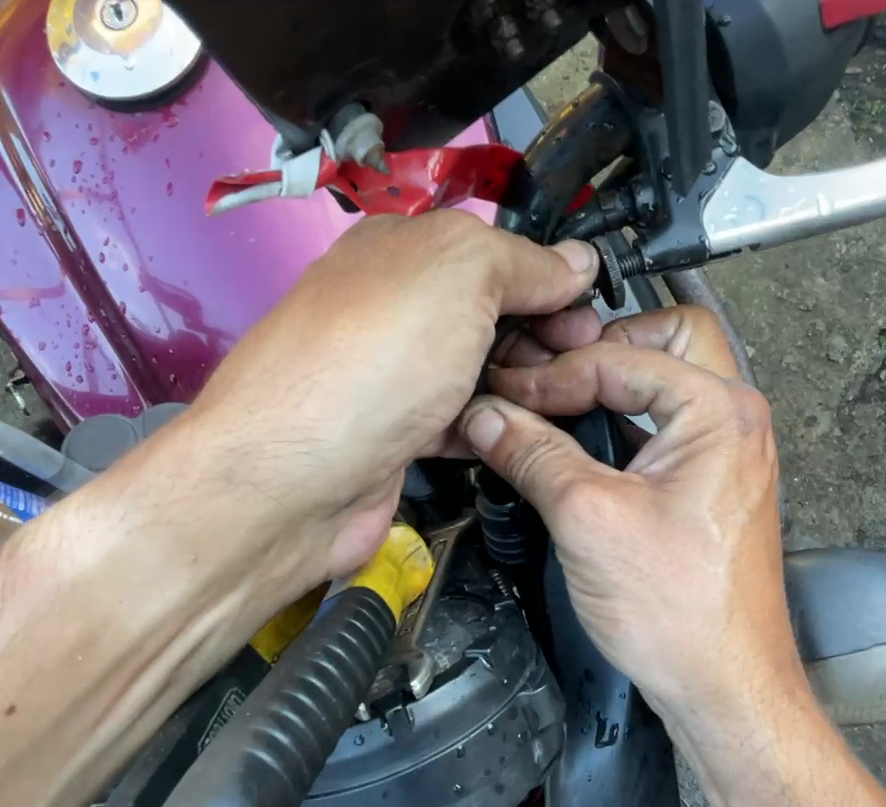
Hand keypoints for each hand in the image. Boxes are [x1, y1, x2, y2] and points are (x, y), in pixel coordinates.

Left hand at [155, 211, 595, 580]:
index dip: (546, 277)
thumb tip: (575, 261)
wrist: (296, 478)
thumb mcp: (460, 275)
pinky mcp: (399, 436)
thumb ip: (522, 261)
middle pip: (490, 313)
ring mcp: (395, 377)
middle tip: (582, 363)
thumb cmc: (373, 361)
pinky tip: (525, 433)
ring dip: (525, 384)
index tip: (589, 310)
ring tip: (562, 401)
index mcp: (402, 250)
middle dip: (542, 334)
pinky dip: (495, 426)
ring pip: (480, 371)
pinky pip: (463, 422)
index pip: (493, 251)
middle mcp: (395, 309)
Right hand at [460, 305, 809, 761]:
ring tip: (557, 408)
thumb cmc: (684, 614)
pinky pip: (665, 430)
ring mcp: (726, 456)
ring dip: (612, 386)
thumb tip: (491, 418)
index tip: (507, 398)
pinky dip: (623, 426)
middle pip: (665, 342)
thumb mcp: (588, 518)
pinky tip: (580, 452)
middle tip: (551, 374)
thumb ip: (534, 455)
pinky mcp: (709, 488)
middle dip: (602, 348)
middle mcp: (735, 423)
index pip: (619, 358)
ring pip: (666, 384)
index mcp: (720, 412)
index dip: (553, 375)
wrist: (723, 683)